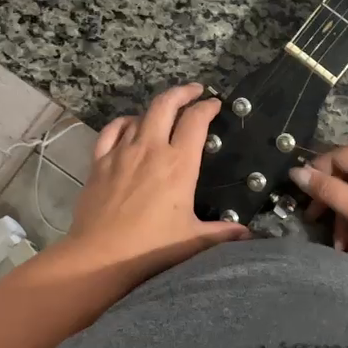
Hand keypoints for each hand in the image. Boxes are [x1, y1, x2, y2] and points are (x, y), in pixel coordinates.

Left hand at [55, 84, 251, 280]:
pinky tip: (129, 125)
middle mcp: (151, 149)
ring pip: (140, 115)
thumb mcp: (192, 240)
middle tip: (194, 91)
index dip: (207, 108)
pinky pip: (112, 131)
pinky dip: (123, 122)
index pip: (196, 121)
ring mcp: (122, 152)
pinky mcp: (100, 162)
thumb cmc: (152, 247)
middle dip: (182, 92)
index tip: (214, 104)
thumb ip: (221, 233)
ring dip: (155, 108)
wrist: (101, 256)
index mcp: (179, 164)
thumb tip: (247, 235)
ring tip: (165, 110)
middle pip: (166, 104)